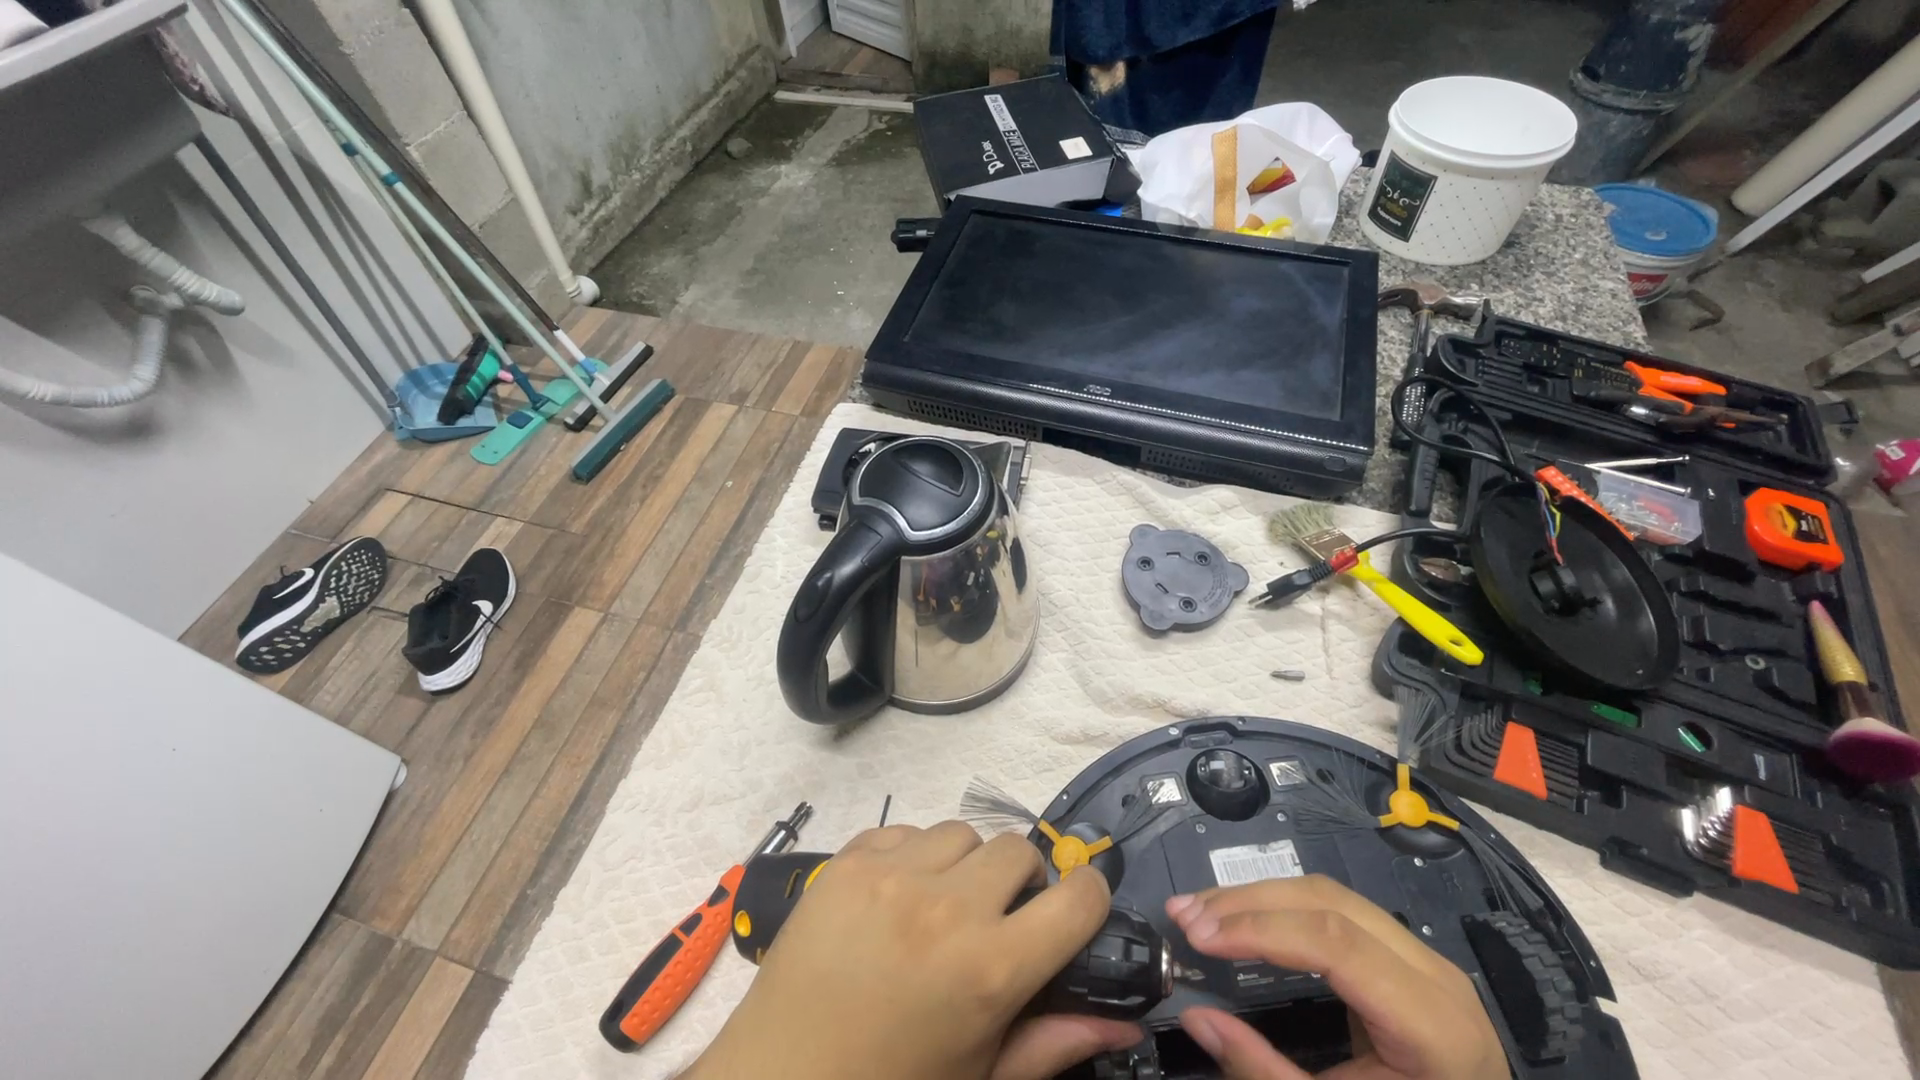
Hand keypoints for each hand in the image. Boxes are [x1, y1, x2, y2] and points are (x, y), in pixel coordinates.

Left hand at [689, 821, 1141, 1079]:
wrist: (779, 1077)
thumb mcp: (979, 1075)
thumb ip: (1053, 1041)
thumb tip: (1126, 1022)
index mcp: (990, 968)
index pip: (1078, 897)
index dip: (1088, 899)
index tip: (1074, 911)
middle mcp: (947, 906)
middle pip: (1017, 850)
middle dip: (1020, 881)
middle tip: (995, 920)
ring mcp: (892, 874)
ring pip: (961, 833)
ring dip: (964, 865)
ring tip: (938, 906)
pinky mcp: (847, 860)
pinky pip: (905, 830)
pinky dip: (912, 856)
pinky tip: (894, 898)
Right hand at [1165, 876, 1504, 1079]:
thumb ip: (1264, 1072)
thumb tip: (1197, 1019)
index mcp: (1432, 1022)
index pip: (1336, 943)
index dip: (1261, 930)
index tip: (1198, 938)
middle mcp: (1433, 972)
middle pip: (1328, 903)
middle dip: (1248, 902)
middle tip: (1183, 916)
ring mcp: (1423, 956)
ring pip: (1328, 894)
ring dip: (1257, 896)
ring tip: (1198, 910)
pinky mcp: (1405, 954)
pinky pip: (1336, 910)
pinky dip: (1280, 907)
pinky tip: (1241, 917)